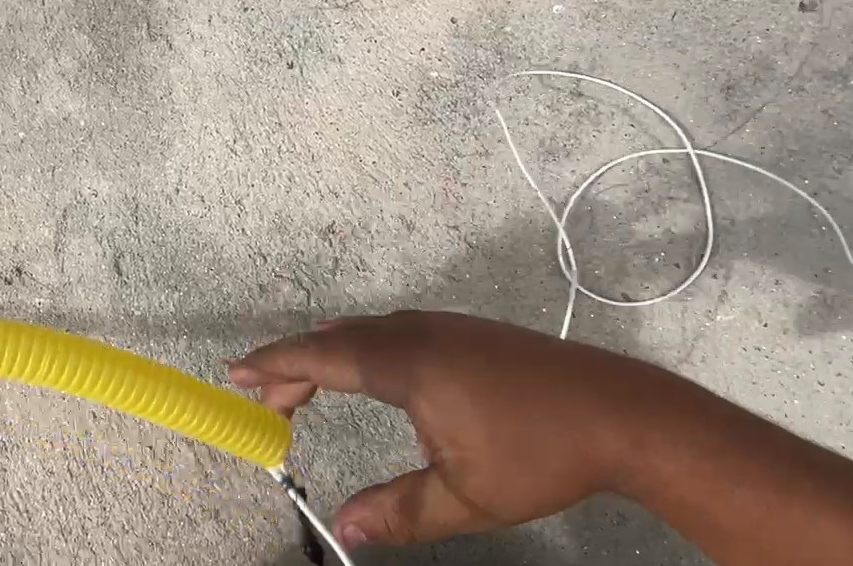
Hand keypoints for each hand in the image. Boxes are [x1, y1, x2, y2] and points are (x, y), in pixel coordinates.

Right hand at [230, 311, 677, 550]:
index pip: (322, 357)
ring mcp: (437, 324)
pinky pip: (385, 328)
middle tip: (259, 393)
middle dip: (291, 364)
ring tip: (298, 384)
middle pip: (333, 340)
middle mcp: (413, 331)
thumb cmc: (539, 454)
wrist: (616, 410)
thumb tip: (343, 528)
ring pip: (360, 331)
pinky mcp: (457, 328)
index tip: (236, 370)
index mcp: (406, 363)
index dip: (275, 363)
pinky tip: (356, 362)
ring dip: (323, 354)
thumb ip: (398, 512)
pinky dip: (353, 346)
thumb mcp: (467, 497)